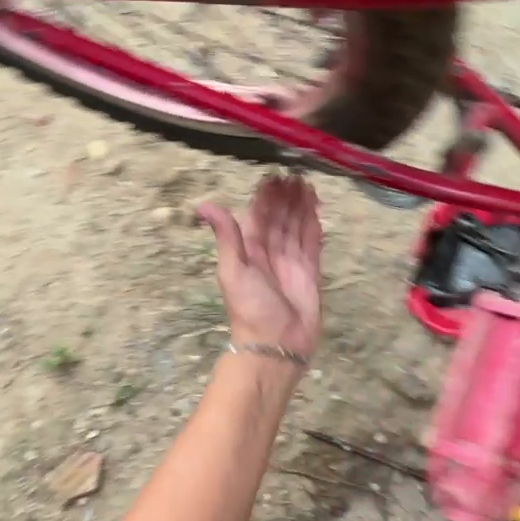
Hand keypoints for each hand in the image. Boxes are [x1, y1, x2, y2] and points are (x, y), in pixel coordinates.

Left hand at [195, 175, 323, 359]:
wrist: (275, 345)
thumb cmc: (250, 307)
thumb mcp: (233, 269)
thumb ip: (226, 235)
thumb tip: (202, 204)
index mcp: (248, 249)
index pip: (258, 215)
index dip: (266, 196)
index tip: (276, 176)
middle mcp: (269, 252)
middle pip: (279, 217)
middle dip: (287, 197)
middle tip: (297, 175)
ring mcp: (291, 261)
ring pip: (296, 226)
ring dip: (301, 206)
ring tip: (309, 185)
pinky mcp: (310, 272)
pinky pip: (312, 243)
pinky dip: (314, 225)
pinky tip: (317, 208)